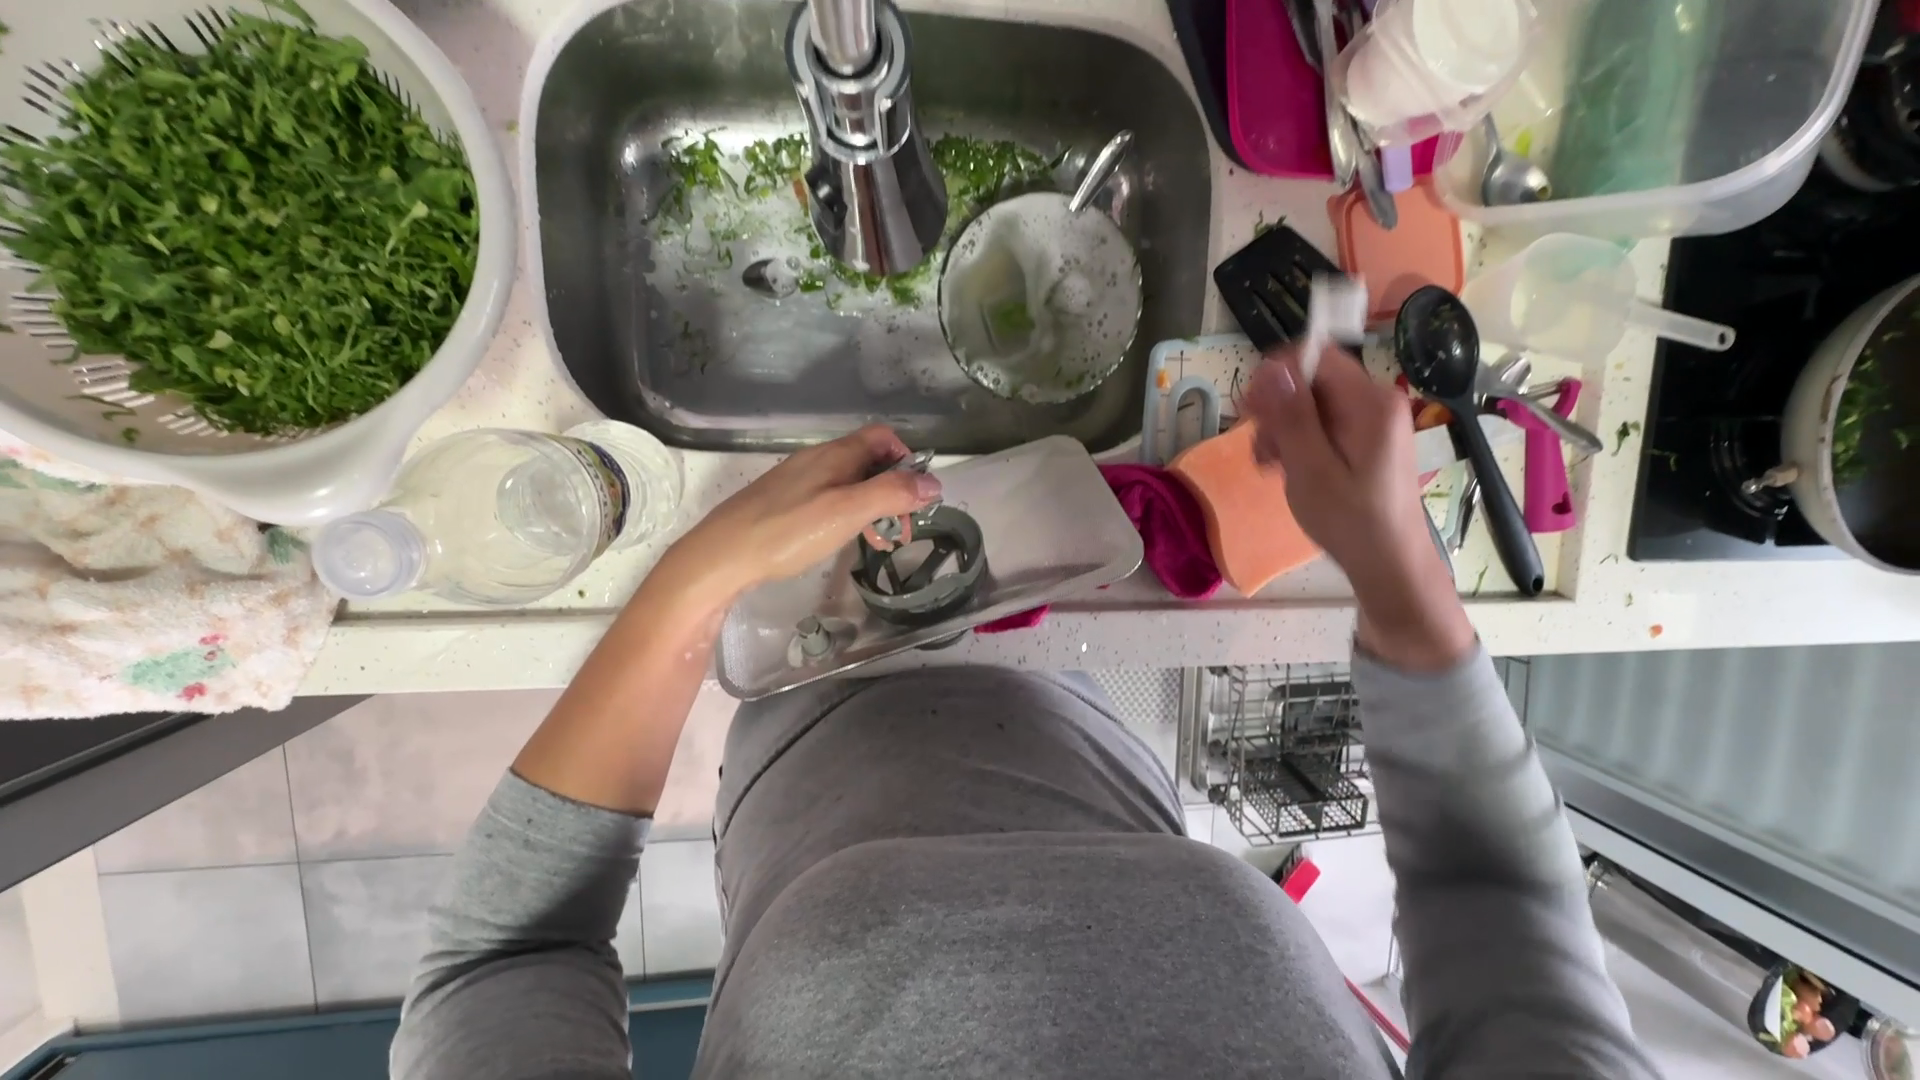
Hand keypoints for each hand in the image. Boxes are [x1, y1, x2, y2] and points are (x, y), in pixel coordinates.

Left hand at [658, 424, 940, 601]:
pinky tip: (842, 540)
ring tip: (878, 542)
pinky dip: (848, 516)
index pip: (883, 438)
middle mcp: (817, 460)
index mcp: (835, 455)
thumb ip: (892, 494)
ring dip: (872, 507)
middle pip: (869, 461)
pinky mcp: (784, 503)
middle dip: (894, 491)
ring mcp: (798, 481)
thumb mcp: (848, 511)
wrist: (722, 556)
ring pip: (849, 483)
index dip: (907, 460)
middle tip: (900, 530)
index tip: (916, 498)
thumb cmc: (788, 531)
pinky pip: (829, 499)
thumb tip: (934, 482)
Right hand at [1243, 345, 1473, 670]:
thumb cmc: (1349, 520)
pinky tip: (1287, 467)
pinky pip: (1322, 422)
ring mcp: (1372, 420)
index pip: (1316, 356)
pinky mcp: (1365, 439)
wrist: (1388, 562)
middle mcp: (1375, 401)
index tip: (1251, 411)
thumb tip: (1271, 367)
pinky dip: (1298, 439)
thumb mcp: (1310, 469)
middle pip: (1311, 380)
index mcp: (1369, 403)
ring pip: (1311, 402)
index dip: (1277, 375)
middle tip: (1260, 448)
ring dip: (1282, 427)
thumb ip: (1292, 416)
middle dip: (1276, 408)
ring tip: (1272, 465)